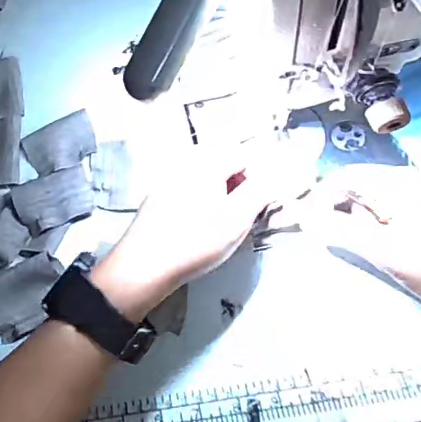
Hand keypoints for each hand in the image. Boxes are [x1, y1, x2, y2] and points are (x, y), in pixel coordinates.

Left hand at [91, 141, 308, 319]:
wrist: (142, 267)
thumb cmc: (196, 241)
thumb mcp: (238, 217)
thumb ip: (261, 190)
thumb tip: (278, 172)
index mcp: (208, 160)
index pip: (246, 154)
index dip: (260, 177)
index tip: (262, 204)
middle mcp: (187, 161)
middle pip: (225, 164)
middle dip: (240, 186)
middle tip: (243, 217)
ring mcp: (168, 178)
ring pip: (207, 180)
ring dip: (221, 196)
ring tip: (222, 226)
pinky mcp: (157, 198)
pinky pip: (189, 191)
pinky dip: (201, 203)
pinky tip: (199, 228)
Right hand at [300, 165, 420, 359]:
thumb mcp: (388, 254)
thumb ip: (344, 233)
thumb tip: (307, 217)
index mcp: (403, 180)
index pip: (347, 176)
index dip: (322, 198)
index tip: (309, 226)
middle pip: (368, 185)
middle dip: (351, 213)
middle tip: (357, 248)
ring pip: (390, 199)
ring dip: (374, 222)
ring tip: (386, 255)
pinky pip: (411, 208)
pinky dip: (396, 225)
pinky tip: (409, 252)